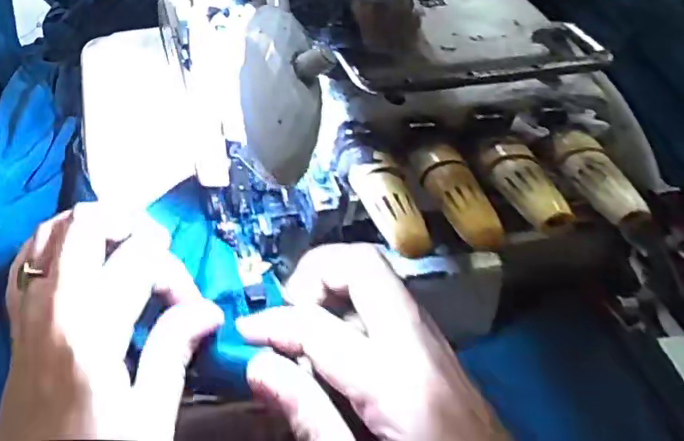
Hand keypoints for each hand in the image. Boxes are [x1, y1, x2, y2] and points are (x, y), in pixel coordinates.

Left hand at [0, 203, 223, 440]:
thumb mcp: (147, 423)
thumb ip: (172, 354)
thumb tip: (207, 310)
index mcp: (90, 333)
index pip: (140, 259)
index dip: (175, 273)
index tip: (191, 307)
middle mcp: (52, 310)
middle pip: (86, 224)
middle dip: (129, 224)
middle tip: (157, 251)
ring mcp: (26, 316)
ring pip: (50, 231)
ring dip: (89, 226)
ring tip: (122, 244)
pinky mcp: (13, 329)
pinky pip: (24, 262)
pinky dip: (52, 245)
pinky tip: (77, 258)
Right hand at [235, 244, 509, 440]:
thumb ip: (311, 421)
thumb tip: (260, 365)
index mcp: (402, 381)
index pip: (320, 324)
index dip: (272, 323)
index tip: (244, 334)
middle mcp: (421, 344)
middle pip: (360, 263)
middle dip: (312, 275)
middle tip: (283, 318)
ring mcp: (436, 343)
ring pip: (376, 277)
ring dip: (333, 290)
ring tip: (305, 337)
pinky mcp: (440, 354)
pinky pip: (387, 305)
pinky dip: (353, 310)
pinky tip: (337, 355)